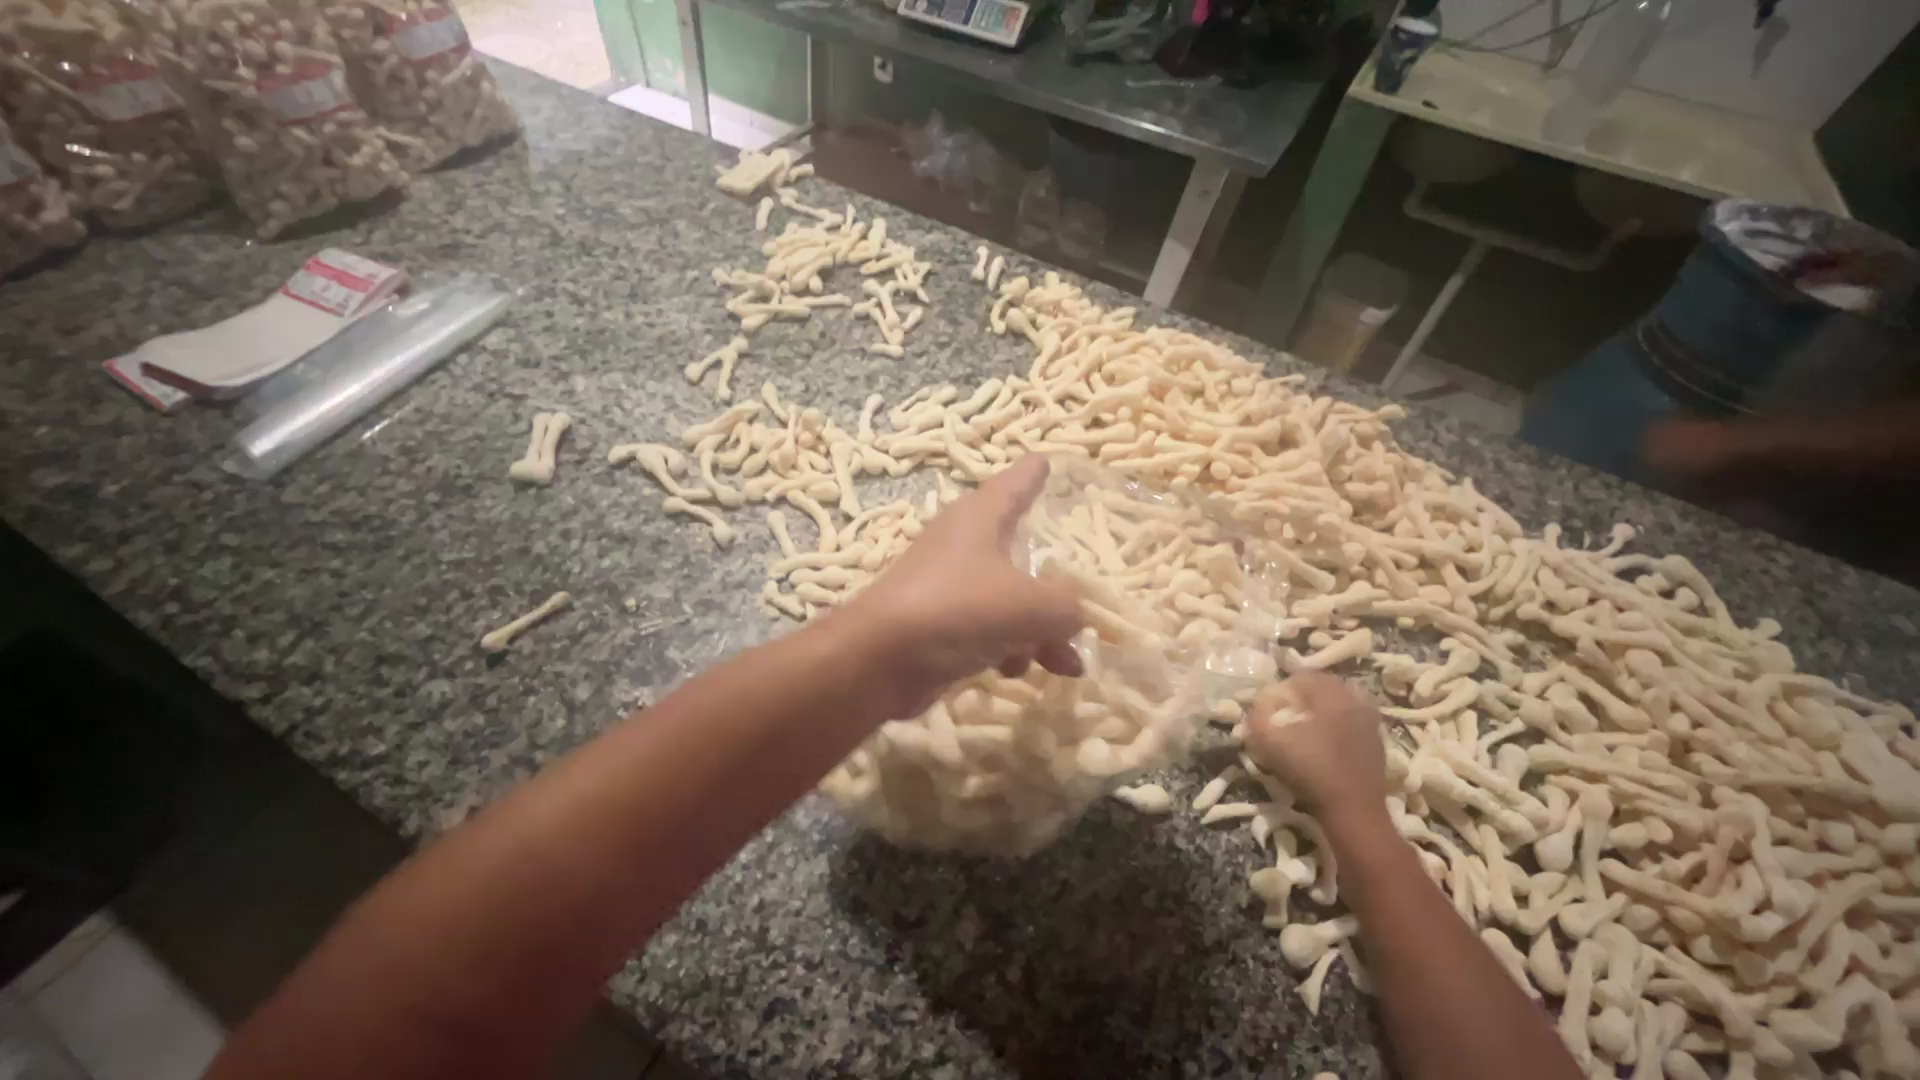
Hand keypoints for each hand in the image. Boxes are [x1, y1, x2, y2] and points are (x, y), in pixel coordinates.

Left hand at [840, 455, 1084, 718]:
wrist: (881, 660)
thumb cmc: (959, 609)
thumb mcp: (1030, 604)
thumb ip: (1067, 604)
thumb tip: (1074, 611)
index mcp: (981, 517)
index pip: (1015, 482)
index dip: (1035, 472)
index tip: (1047, 459)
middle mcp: (964, 544)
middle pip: (1020, 551)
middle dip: (1056, 585)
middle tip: (1085, 595)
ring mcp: (951, 586)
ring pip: (1011, 601)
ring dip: (1040, 631)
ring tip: (1067, 663)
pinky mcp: (942, 627)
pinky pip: (990, 631)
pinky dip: (1009, 649)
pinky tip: (1019, 673)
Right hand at [1244, 672, 1389, 829]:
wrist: (1353, 810)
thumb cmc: (1310, 770)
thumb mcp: (1270, 742)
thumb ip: (1256, 717)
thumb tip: (1255, 707)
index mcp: (1332, 695)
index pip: (1304, 676)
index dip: (1283, 688)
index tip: (1271, 706)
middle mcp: (1356, 702)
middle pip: (1326, 687)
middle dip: (1304, 696)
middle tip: (1286, 714)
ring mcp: (1371, 723)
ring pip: (1342, 704)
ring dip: (1322, 710)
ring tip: (1306, 729)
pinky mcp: (1377, 744)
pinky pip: (1353, 723)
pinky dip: (1338, 727)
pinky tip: (1325, 746)